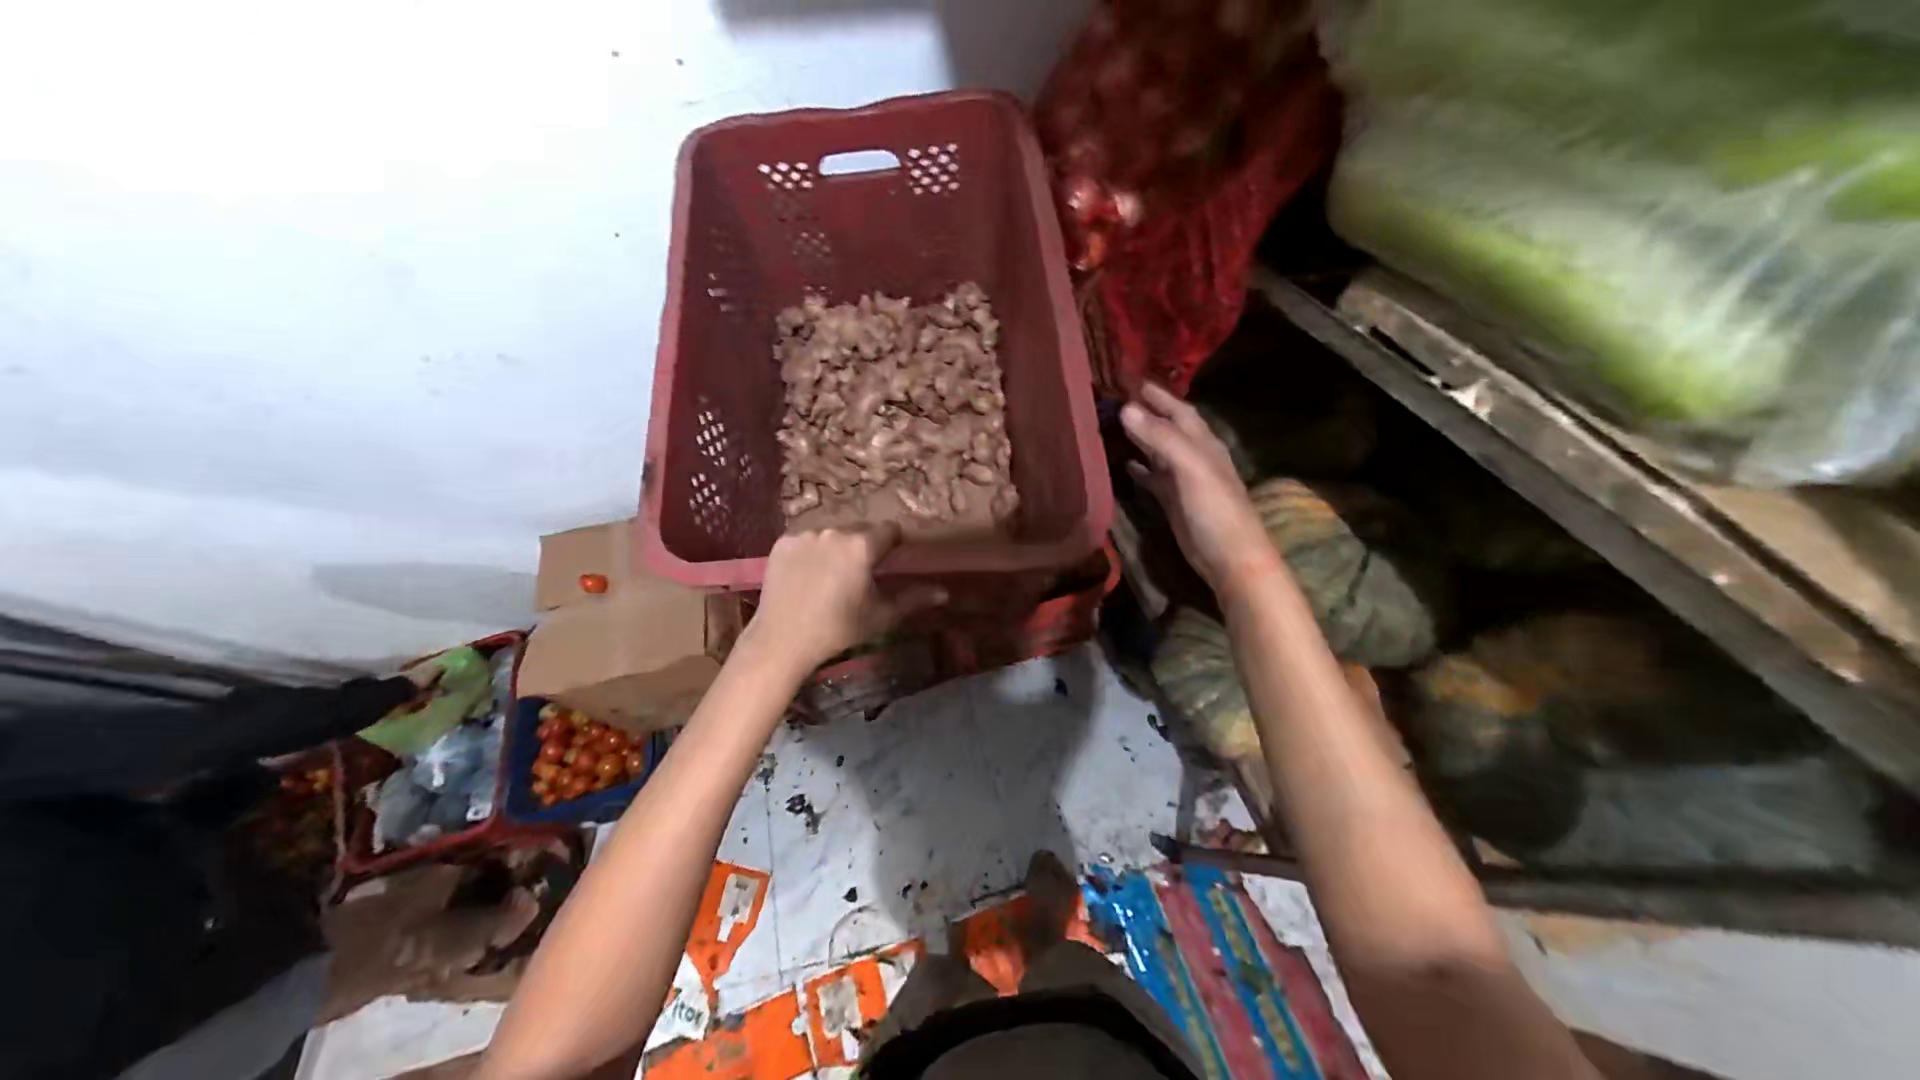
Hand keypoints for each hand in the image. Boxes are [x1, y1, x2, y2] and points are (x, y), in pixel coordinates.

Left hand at [745, 524, 945, 674]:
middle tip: (859, 574)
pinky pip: (806, 539)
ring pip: (831, 533)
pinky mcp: (782, 542)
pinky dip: (810, 551)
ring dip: (836, 547)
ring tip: (830, 576)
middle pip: (859, 529)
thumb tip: (944, 593)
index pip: (889, 530)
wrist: (783, 640)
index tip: (889, 561)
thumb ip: (914, 599)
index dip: (893, 544)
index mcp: (862, 545)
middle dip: (864, 545)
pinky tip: (807, 575)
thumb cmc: (839, 629)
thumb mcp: (881, 616)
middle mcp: (834, 531)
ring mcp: (805, 534)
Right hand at [1120, 383, 1280, 593]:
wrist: (1229, 557)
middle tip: (1114, 397)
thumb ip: (1161, 437)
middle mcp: (1193, 455)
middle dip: (1145, 411)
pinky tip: (1124, 463)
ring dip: (1139, 437)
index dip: (1157, 394)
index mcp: (1202, 443)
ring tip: (1112, 424)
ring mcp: (1183, 479)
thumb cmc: (1215, 510)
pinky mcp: (1173, 500)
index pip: (1178, 409)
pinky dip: (1140, 468)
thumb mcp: (1190, 468)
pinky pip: (1153, 477)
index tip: (1130, 378)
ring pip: (1158, 450)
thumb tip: (1126, 408)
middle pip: (1167, 426)